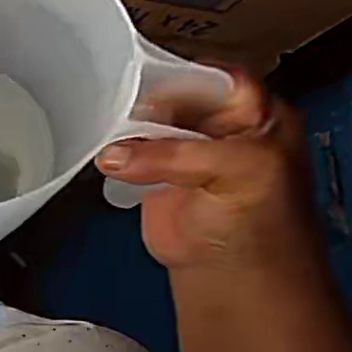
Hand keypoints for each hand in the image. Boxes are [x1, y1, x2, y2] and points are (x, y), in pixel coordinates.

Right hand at [95, 67, 351, 351]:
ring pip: (147, 123)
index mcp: (255, 115)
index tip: (136, 73)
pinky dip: (111, 151)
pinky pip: (127, 152)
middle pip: (175, 96)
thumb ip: (175, 155)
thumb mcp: (236, 173)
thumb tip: (109, 155)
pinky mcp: (151, 175)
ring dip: (123, 125)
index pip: (215, 77)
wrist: (231, 279)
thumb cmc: (255, 223)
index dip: (181, 73)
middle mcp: (218, 128)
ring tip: (95, 122)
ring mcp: (183, 152)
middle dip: (143, 98)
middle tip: (106, 97)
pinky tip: (97, 149)